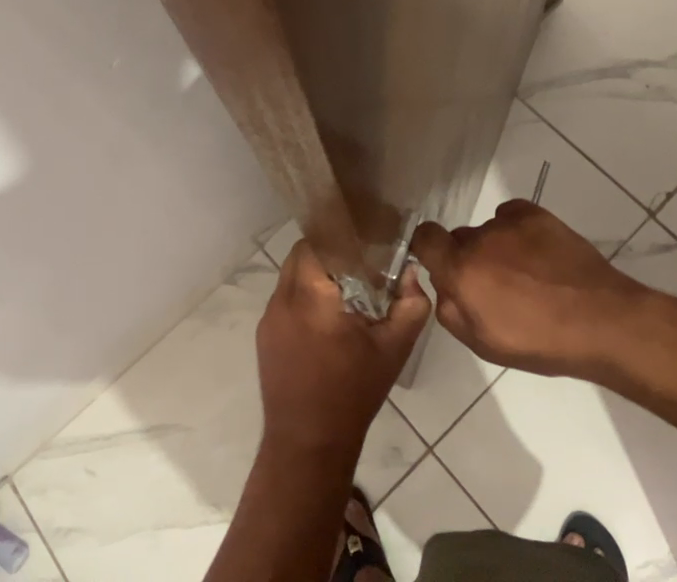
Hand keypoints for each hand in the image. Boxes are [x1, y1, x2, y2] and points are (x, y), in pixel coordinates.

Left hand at [256, 241, 429, 452]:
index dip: (342, 236)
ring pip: (292, 275)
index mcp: (314, 294)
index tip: (366, 244)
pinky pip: (285, 298)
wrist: (310, 440)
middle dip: (330, 254)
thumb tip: (412, 273)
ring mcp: (269, 316)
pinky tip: (326, 321)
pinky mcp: (264, 334)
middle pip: (303, 254)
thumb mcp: (394, 348)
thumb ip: (410, 305)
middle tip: (360, 268)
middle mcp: (284, 298)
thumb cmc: (355, 391)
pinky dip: (304, 297)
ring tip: (344, 295)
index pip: (319, 240)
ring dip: (316, 276)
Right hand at [410, 200, 650, 379]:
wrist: (600, 321)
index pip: (424, 238)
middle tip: (494, 288)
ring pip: (487, 232)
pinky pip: (510, 217)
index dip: (426, 249)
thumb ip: (450, 310)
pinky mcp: (537, 215)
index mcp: (460, 271)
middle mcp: (479, 239)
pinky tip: (535, 255)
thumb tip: (443, 285)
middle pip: (459, 240)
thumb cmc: (538, 342)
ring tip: (526, 276)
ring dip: (495, 249)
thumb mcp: (483, 344)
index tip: (441, 266)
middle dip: (467, 260)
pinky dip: (515, 232)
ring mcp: (509, 224)